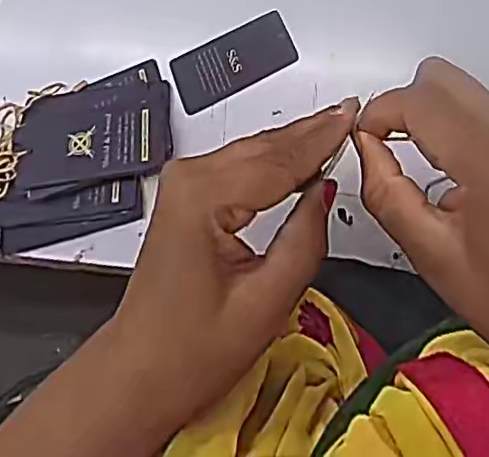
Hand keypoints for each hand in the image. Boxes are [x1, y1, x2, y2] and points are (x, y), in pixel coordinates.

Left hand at [0, 98, 358, 456]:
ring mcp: (185, 182)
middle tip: (348, 112)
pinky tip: (298, 148)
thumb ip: (303, 241)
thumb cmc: (188, 353)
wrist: (137, 374)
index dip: (321, 139)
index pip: (278, 160)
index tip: (351, 118)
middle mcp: (189, 179)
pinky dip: (276, 155)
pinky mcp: (188, 191)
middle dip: (311, 130)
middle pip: (266, 146)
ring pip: (254, 149)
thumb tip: (324, 192)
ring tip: (333, 124)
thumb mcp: (264, 305)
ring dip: (296, 139)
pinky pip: (242, 161)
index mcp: (203, 199)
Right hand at [355, 59, 488, 456]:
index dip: (379, 114)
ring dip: (429, 113)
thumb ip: (387, 192)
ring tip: (419, 166)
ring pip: (458, 86)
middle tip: (388, 149)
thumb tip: (364, 146)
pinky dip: (454, 122)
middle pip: (438, 76)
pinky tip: (453, 171)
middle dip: (403, 105)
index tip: (363, 141)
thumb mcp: (436, 257)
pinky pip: (481, 104)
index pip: (417, 100)